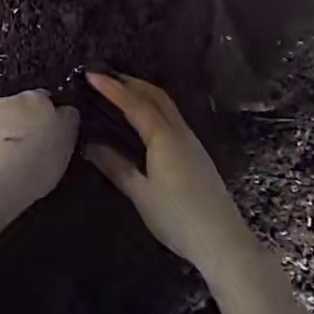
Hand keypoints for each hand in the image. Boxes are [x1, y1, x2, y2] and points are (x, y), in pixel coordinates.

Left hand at [0, 90, 79, 212]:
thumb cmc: (36, 164)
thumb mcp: (67, 145)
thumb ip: (66, 123)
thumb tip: (65, 112)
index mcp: (36, 99)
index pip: (46, 98)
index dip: (50, 117)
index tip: (51, 136)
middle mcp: (6, 101)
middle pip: (18, 109)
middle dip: (24, 125)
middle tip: (31, 151)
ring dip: (3, 137)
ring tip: (8, 165)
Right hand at [85, 73, 257, 272]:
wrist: (221, 240)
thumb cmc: (177, 218)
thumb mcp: (141, 194)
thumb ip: (117, 166)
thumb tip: (93, 146)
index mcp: (164, 137)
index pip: (135, 104)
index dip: (112, 88)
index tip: (91, 74)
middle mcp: (180, 132)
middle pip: (155, 96)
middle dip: (130, 83)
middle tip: (104, 77)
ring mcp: (191, 141)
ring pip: (166, 106)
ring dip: (143, 93)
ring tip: (120, 92)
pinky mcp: (195, 152)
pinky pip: (171, 118)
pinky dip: (153, 108)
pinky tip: (142, 119)